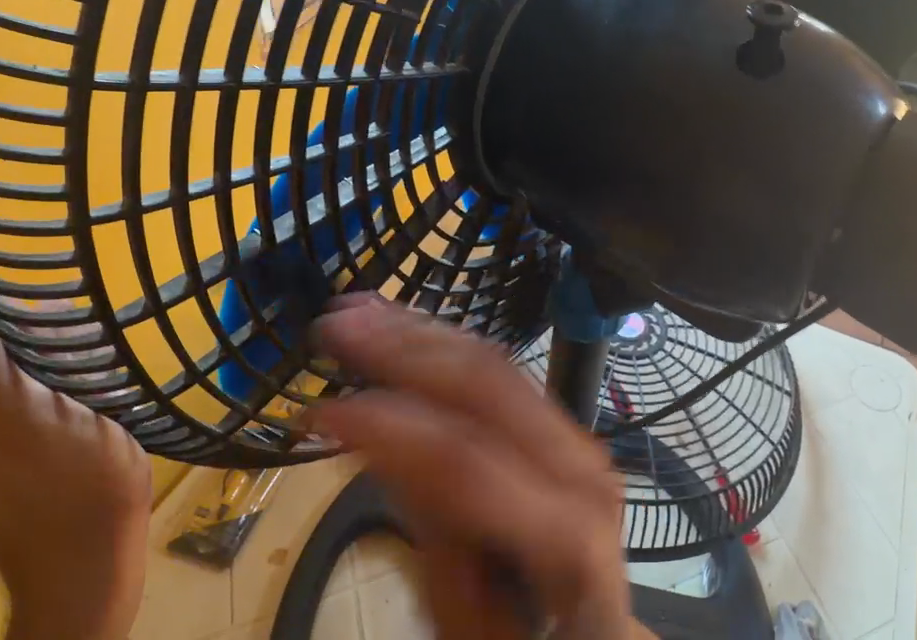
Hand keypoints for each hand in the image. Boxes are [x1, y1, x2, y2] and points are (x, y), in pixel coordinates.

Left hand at [0, 276, 152, 639]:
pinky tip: (82, 387)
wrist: (95, 552)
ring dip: (50, 352)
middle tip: (76, 363)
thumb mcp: (12, 415)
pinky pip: (19, 374)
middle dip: (34, 336)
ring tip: (85, 376)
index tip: (57, 336)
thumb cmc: (61, 486)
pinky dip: (54, 371)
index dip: (10, 316)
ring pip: (4, 351)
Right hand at [313, 297, 648, 639]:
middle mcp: (580, 467)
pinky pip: (502, 369)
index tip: (323, 411)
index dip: (391, 426)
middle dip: (405, 350)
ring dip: (422, 331)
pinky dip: (447, 342)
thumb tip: (381, 437)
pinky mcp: (559, 422)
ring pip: (494, 364)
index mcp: (567, 534)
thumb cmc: (526, 634)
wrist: (594, 627)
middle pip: (487, 389)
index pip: (468, 459)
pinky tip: (407, 323)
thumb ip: (433, 526)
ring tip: (360, 308)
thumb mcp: (467, 614)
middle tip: (335, 328)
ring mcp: (576, 437)